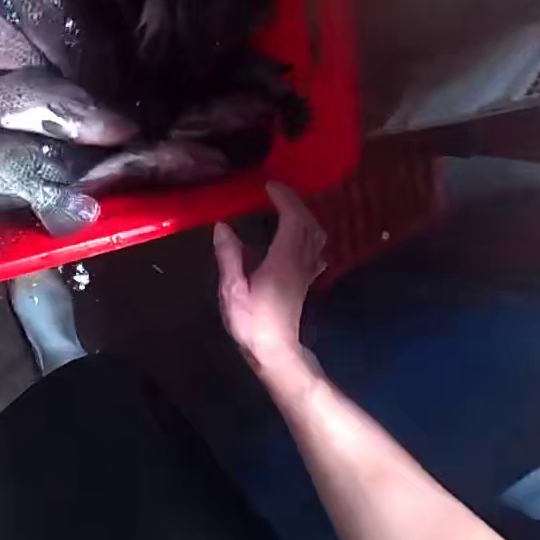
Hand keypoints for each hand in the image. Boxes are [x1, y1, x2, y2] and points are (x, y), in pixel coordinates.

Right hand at [213, 182, 327, 370]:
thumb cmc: (251, 324)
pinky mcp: (305, 282)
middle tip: (275, 191)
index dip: (284, 199)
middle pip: (308, 223)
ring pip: (316, 235)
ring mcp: (306, 273)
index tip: (269, 186)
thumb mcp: (232, 291)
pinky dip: (309, 235)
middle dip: (294, 203)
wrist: (275, 353)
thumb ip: (229, 257)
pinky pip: (315, 250)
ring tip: (285, 208)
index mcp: (283, 261)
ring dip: (304, 216)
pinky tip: (298, 237)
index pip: (293, 220)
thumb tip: (223, 227)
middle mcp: (301, 262)